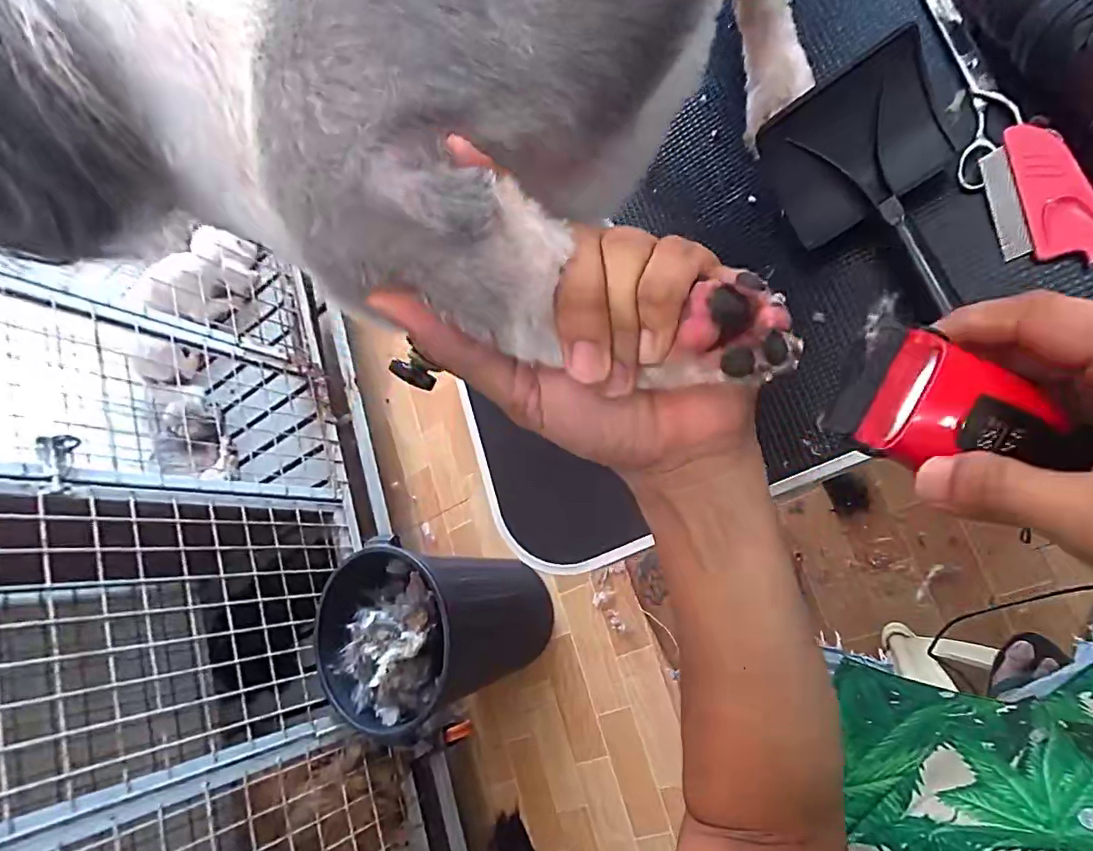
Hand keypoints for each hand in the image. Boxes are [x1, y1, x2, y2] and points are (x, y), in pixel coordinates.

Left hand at [367, 227, 760, 483]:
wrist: (675, 457)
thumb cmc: (604, 427)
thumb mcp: (525, 395)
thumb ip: (467, 349)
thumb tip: (383, 298)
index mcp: (559, 287)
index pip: (526, 222)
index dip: (495, 188)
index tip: (457, 150)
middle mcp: (607, 270)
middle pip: (591, 245)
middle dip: (594, 315)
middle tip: (600, 373)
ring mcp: (661, 275)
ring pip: (643, 252)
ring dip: (642, 320)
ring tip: (648, 367)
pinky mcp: (709, 286)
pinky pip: (692, 263)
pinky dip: (684, 308)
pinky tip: (688, 346)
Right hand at [916, 291, 1092, 663]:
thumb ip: (1010, 492)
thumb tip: (926, 479)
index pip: (1046, 318)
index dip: (973, 329)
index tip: (914, 354)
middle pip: (1051, 350)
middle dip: (981, 379)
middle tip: (920, 414)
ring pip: (1064, 387)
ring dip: (1008, 412)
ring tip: (950, 441)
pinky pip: (1084, 419)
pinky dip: (1040, 438)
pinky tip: (1008, 465)